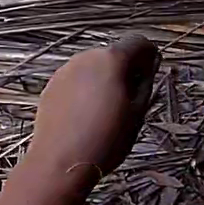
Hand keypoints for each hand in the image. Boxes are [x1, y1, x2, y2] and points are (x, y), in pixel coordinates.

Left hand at [23, 34, 158, 186]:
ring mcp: (65, 71)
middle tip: (131, 98)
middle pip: (113, 53)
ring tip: (107, 110)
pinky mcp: (51, 86)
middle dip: (125, 68)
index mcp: (112, 60)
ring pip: (93, 67)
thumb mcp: (137, 113)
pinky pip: (76, 80)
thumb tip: (151, 64)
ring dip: (104, 78)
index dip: (148, 55)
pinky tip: (86, 115)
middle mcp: (86, 57)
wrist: (61, 162)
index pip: (138, 42)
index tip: (151, 73)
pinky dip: (85, 89)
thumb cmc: (107, 140)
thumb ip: (146, 82)